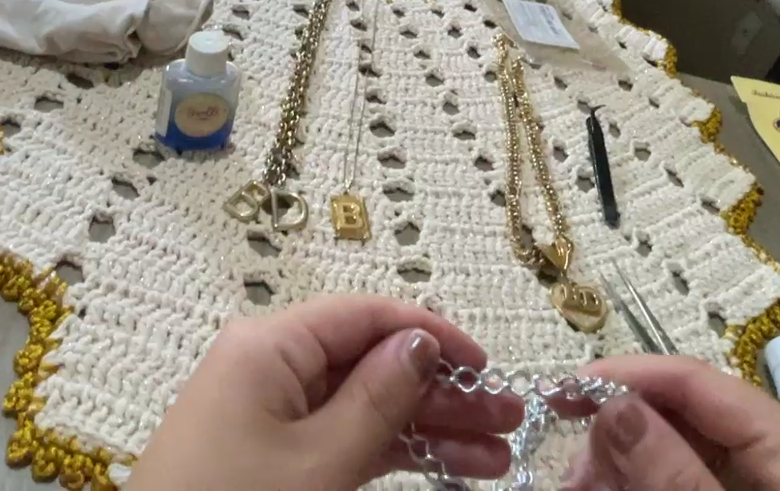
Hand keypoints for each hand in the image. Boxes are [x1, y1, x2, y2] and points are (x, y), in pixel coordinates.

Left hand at [126, 295, 522, 490]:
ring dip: (428, 425)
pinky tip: (450, 464)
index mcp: (270, 345)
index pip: (362, 315)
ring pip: (364, 403)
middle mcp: (271, 365)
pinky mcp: (273, 453)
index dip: (427, 331)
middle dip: (439, 387)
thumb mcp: (317, 462)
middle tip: (509, 415)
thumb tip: (422, 341)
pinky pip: (343, 436)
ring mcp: (272, 412)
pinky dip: (392, 449)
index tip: (484, 360)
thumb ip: (377, 398)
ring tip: (497, 450)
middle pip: (370, 360)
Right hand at [565, 355, 779, 490]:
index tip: (560, 393)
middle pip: (680, 414)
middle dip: (619, 437)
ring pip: (674, 447)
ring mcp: (769, 484)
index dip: (623, 376)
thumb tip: (613, 407)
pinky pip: (683, 479)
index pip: (695, 381)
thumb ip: (675, 481)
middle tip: (572, 480)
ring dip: (623, 469)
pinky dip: (643, 486)